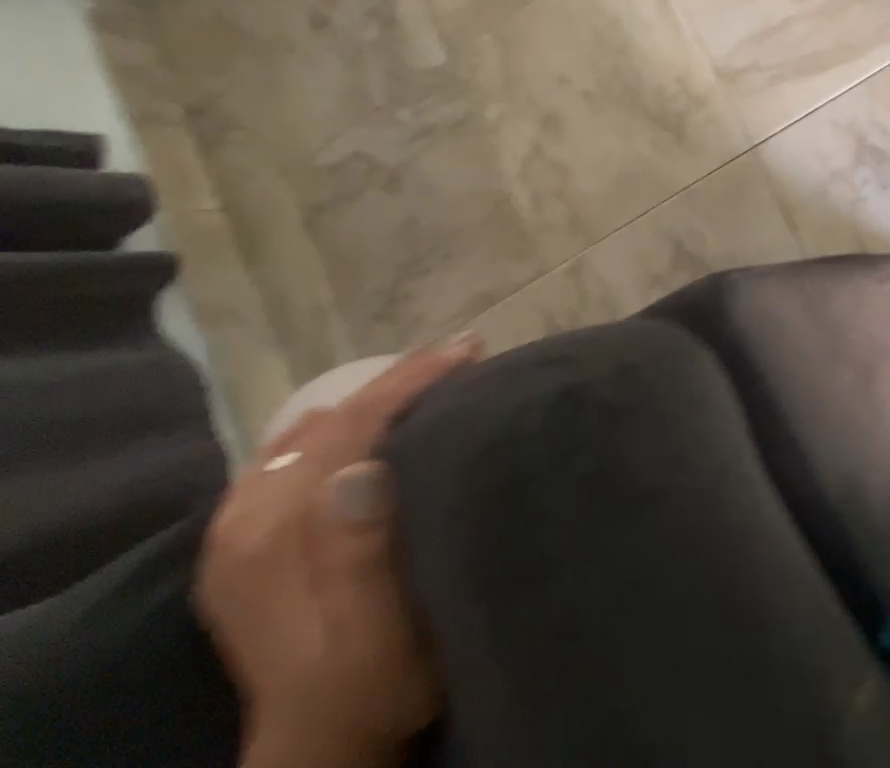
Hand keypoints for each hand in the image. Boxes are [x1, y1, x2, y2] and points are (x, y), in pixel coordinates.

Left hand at [196, 333, 483, 767]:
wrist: (322, 740)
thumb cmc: (378, 678)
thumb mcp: (382, 625)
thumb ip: (360, 549)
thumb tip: (361, 467)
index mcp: (279, 533)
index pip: (349, 426)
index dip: (409, 380)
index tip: (468, 347)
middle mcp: (244, 521)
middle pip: (324, 423)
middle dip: (393, 381)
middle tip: (459, 354)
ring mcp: (234, 533)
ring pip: (302, 437)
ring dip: (364, 403)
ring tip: (423, 383)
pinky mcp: (238, 548)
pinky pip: (285, 462)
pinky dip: (332, 432)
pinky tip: (361, 430)